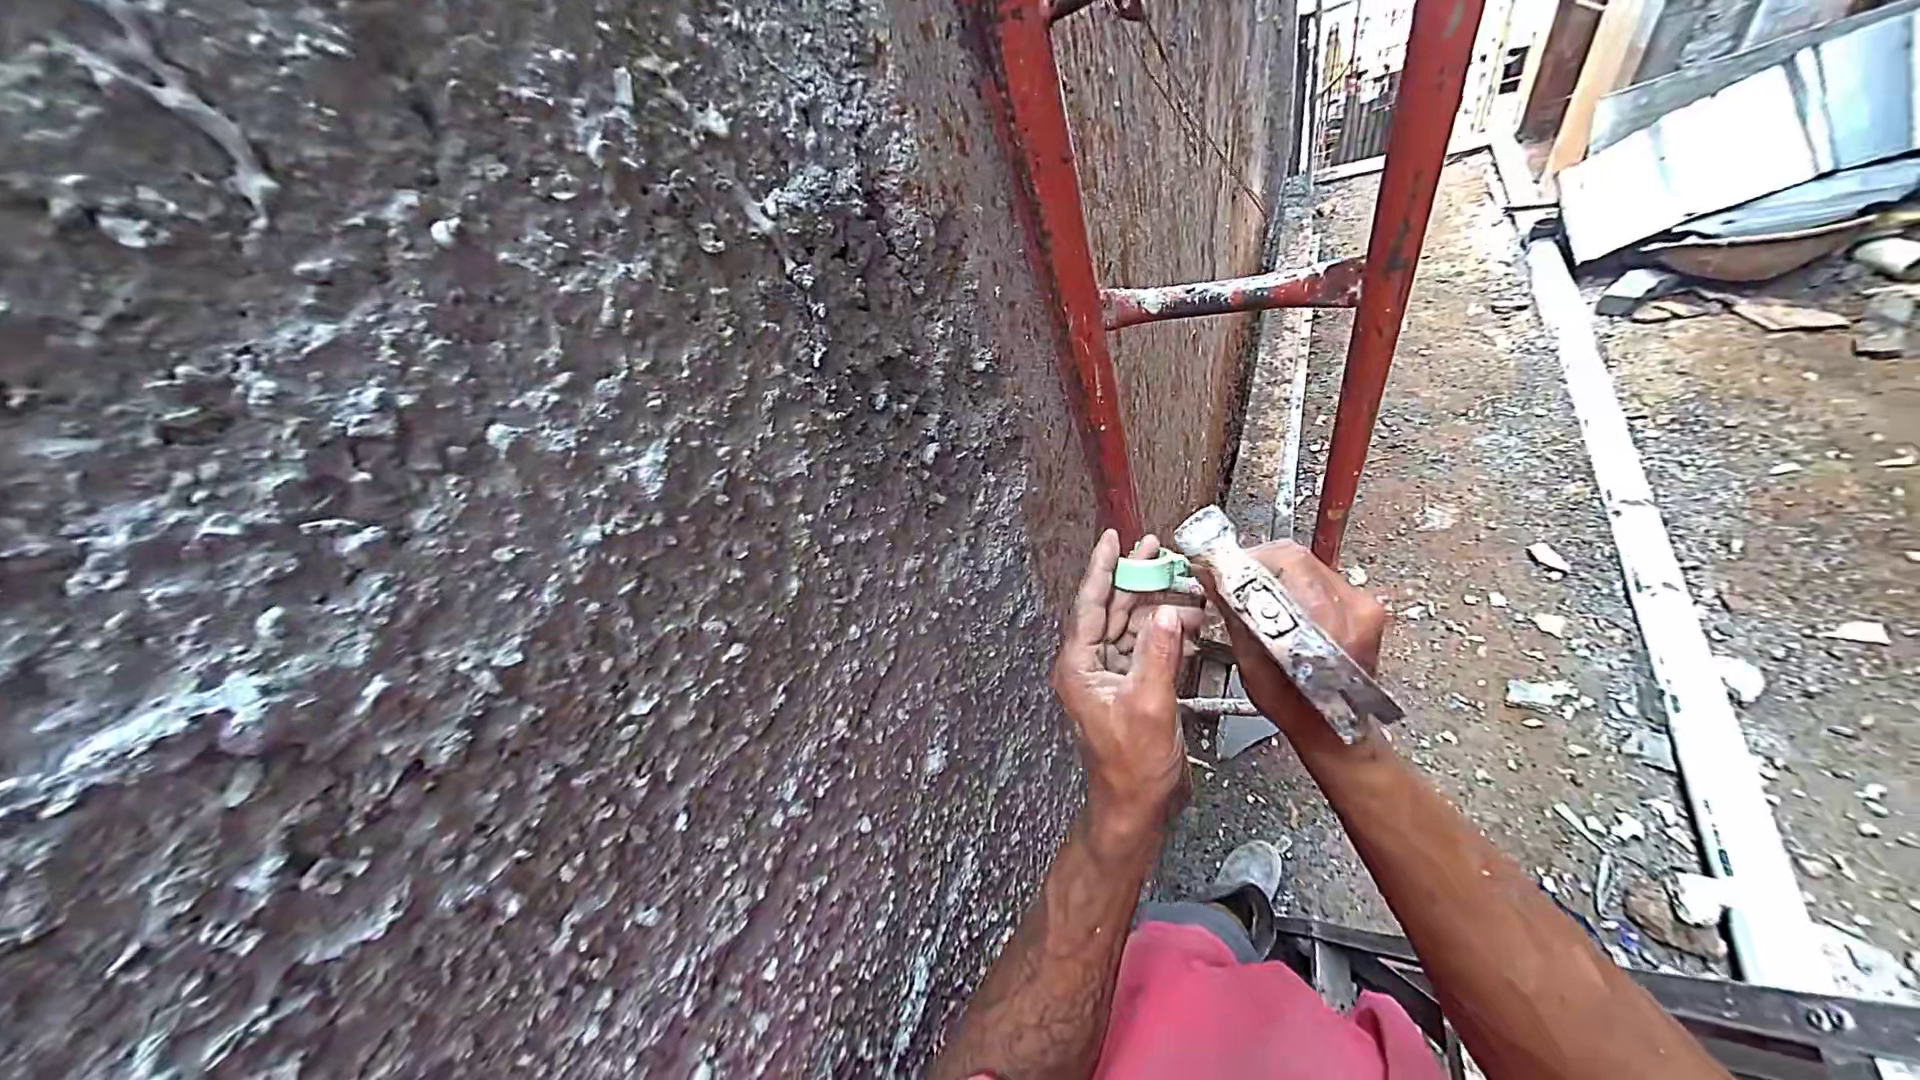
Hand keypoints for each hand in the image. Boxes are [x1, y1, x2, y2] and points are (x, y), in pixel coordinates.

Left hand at [1051, 530, 1204, 849]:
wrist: (1136, 805)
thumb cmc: (1132, 765)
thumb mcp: (1149, 705)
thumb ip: (1159, 655)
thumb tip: (1169, 613)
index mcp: (1079, 665)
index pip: (1090, 604)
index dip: (1101, 568)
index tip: (1112, 539)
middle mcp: (1089, 664)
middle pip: (1111, 609)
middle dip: (1135, 580)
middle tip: (1158, 552)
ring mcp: (1109, 674)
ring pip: (1131, 627)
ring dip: (1158, 608)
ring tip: (1187, 589)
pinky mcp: (1129, 685)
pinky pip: (1145, 648)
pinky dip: (1166, 635)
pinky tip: (1188, 624)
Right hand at [1197, 540, 1387, 759]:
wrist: (1334, 726)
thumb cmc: (1297, 706)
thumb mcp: (1252, 663)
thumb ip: (1234, 614)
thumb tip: (1212, 577)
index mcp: (1331, 625)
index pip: (1284, 564)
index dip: (1244, 562)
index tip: (1218, 566)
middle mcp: (1355, 609)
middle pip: (1296, 558)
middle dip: (1255, 563)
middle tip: (1228, 575)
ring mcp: (1362, 605)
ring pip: (1306, 564)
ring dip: (1271, 570)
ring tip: (1248, 588)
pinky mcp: (1362, 605)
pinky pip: (1318, 576)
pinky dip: (1290, 580)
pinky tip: (1272, 597)